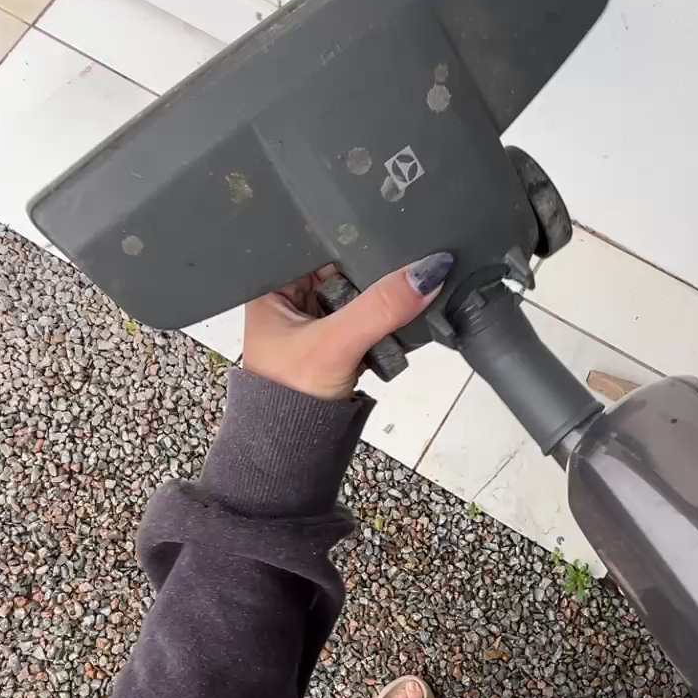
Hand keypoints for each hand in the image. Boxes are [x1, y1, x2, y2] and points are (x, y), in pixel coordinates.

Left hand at [241, 252, 454, 400]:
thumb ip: (380, 307)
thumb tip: (426, 274)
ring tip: (390, 315)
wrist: (292, 453)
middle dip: (372, 281)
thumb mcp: (336, 344)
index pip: (319, 245)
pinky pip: (367, 323)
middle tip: (393, 287)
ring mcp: (315, 325)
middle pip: (345, 271)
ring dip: (379, 308)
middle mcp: (291, 301)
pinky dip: (381, 329)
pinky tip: (387, 336)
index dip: (352, 244)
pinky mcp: (336, 346)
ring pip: (360, 298)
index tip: (388, 245)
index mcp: (272, 287)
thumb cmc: (287, 399)